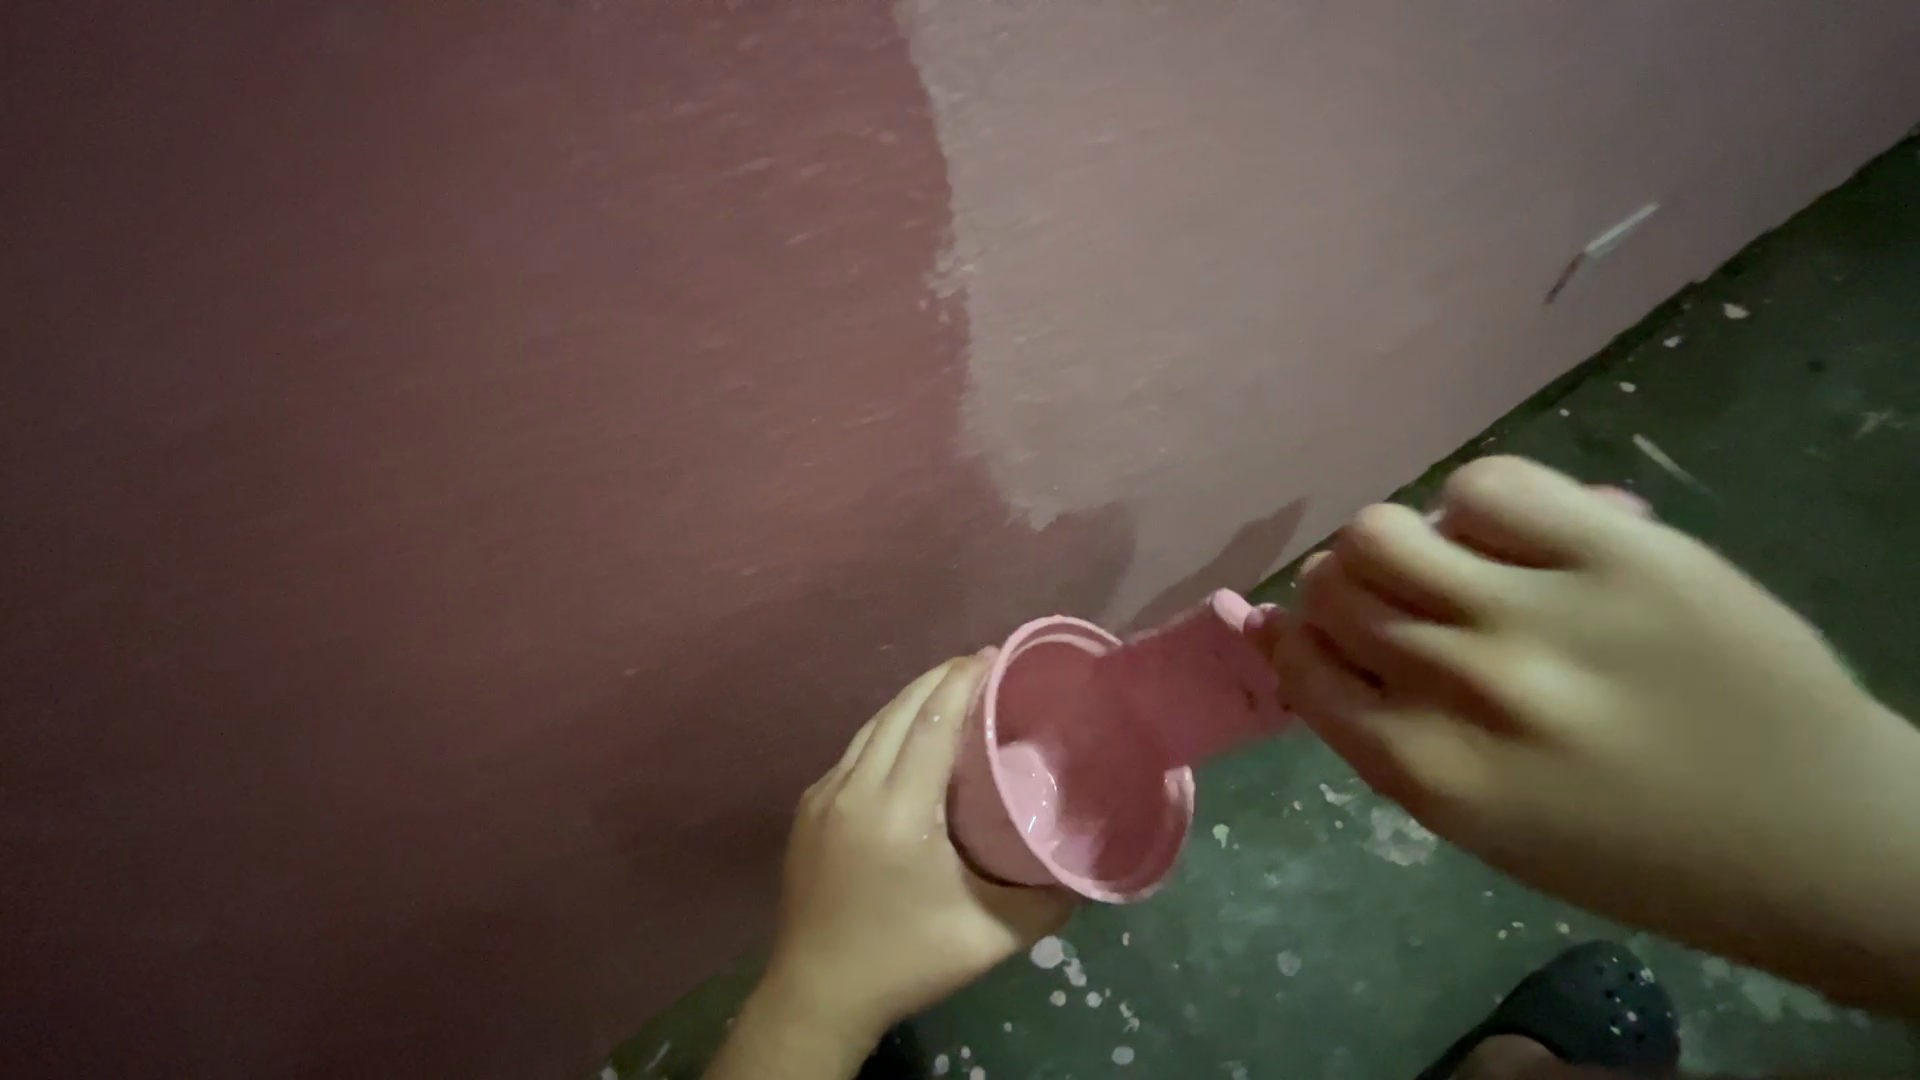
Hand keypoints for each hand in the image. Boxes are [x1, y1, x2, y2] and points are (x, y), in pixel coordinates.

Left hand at [761, 655, 1076, 1039]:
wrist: (816, 994)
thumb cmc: (905, 962)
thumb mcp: (987, 938)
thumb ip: (1045, 903)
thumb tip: (1084, 868)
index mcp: (898, 811)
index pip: (931, 720)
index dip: (962, 681)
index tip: (993, 656)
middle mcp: (854, 788)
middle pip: (900, 709)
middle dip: (940, 677)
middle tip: (981, 665)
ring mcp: (823, 793)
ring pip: (873, 724)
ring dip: (911, 697)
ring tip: (950, 687)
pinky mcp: (809, 805)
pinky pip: (855, 749)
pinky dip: (887, 726)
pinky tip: (909, 734)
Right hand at [1256, 457, 1919, 1009]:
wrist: (1827, 842)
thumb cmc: (1618, 844)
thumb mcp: (1463, 814)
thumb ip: (1365, 724)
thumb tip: (1286, 630)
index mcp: (1420, 763)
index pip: (1298, 661)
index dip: (1300, 641)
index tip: (1326, 638)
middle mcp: (1459, 682)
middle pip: (1330, 586)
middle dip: (1345, 595)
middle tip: (1398, 606)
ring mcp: (1538, 609)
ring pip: (1380, 530)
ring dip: (1394, 548)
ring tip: (1446, 566)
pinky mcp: (1619, 551)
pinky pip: (1485, 485)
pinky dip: (1481, 509)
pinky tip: (1518, 542)